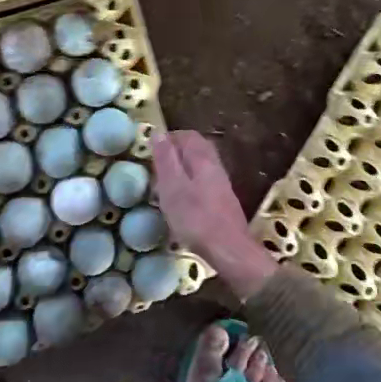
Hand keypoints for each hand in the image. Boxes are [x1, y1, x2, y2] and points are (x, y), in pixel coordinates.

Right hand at [153, 131, 277, 298]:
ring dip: (184, 168)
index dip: (169, 138)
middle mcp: (216, 167)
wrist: (229, 248)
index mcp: (203, 159)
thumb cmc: (195, 218)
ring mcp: (222, 184)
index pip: (188, 136)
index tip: (152, 148)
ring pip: (201, 166)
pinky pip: (205, 181)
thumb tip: (158, 133)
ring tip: (166, 182)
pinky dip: (190, 183)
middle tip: (158, 164)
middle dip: (177, 151)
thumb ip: (166, 159)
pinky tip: (182, 199)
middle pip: (197, 148)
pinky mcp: (224, 201)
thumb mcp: (172, 187)